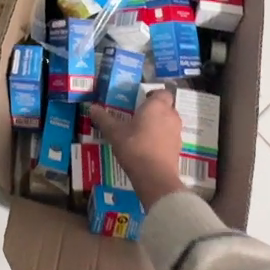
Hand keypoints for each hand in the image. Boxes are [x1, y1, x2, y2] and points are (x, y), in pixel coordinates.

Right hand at [88, 89, 184, 207]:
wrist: (155, 177)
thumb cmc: (135, 147)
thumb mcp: (114, 132)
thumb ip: (104, 119)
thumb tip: (92, 107)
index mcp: (157, 106)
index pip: (162, 92)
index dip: (153, 95)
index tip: (140, 101)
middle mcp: (171, 116)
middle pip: (166, 107)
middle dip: (154, 110)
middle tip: (138, 116)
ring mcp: (177, 133)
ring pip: (168, 123)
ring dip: (158, 125)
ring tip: (141, 133)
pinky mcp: (178, 149)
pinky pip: (169, 138)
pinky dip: (161, 139)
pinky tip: (148, 147)